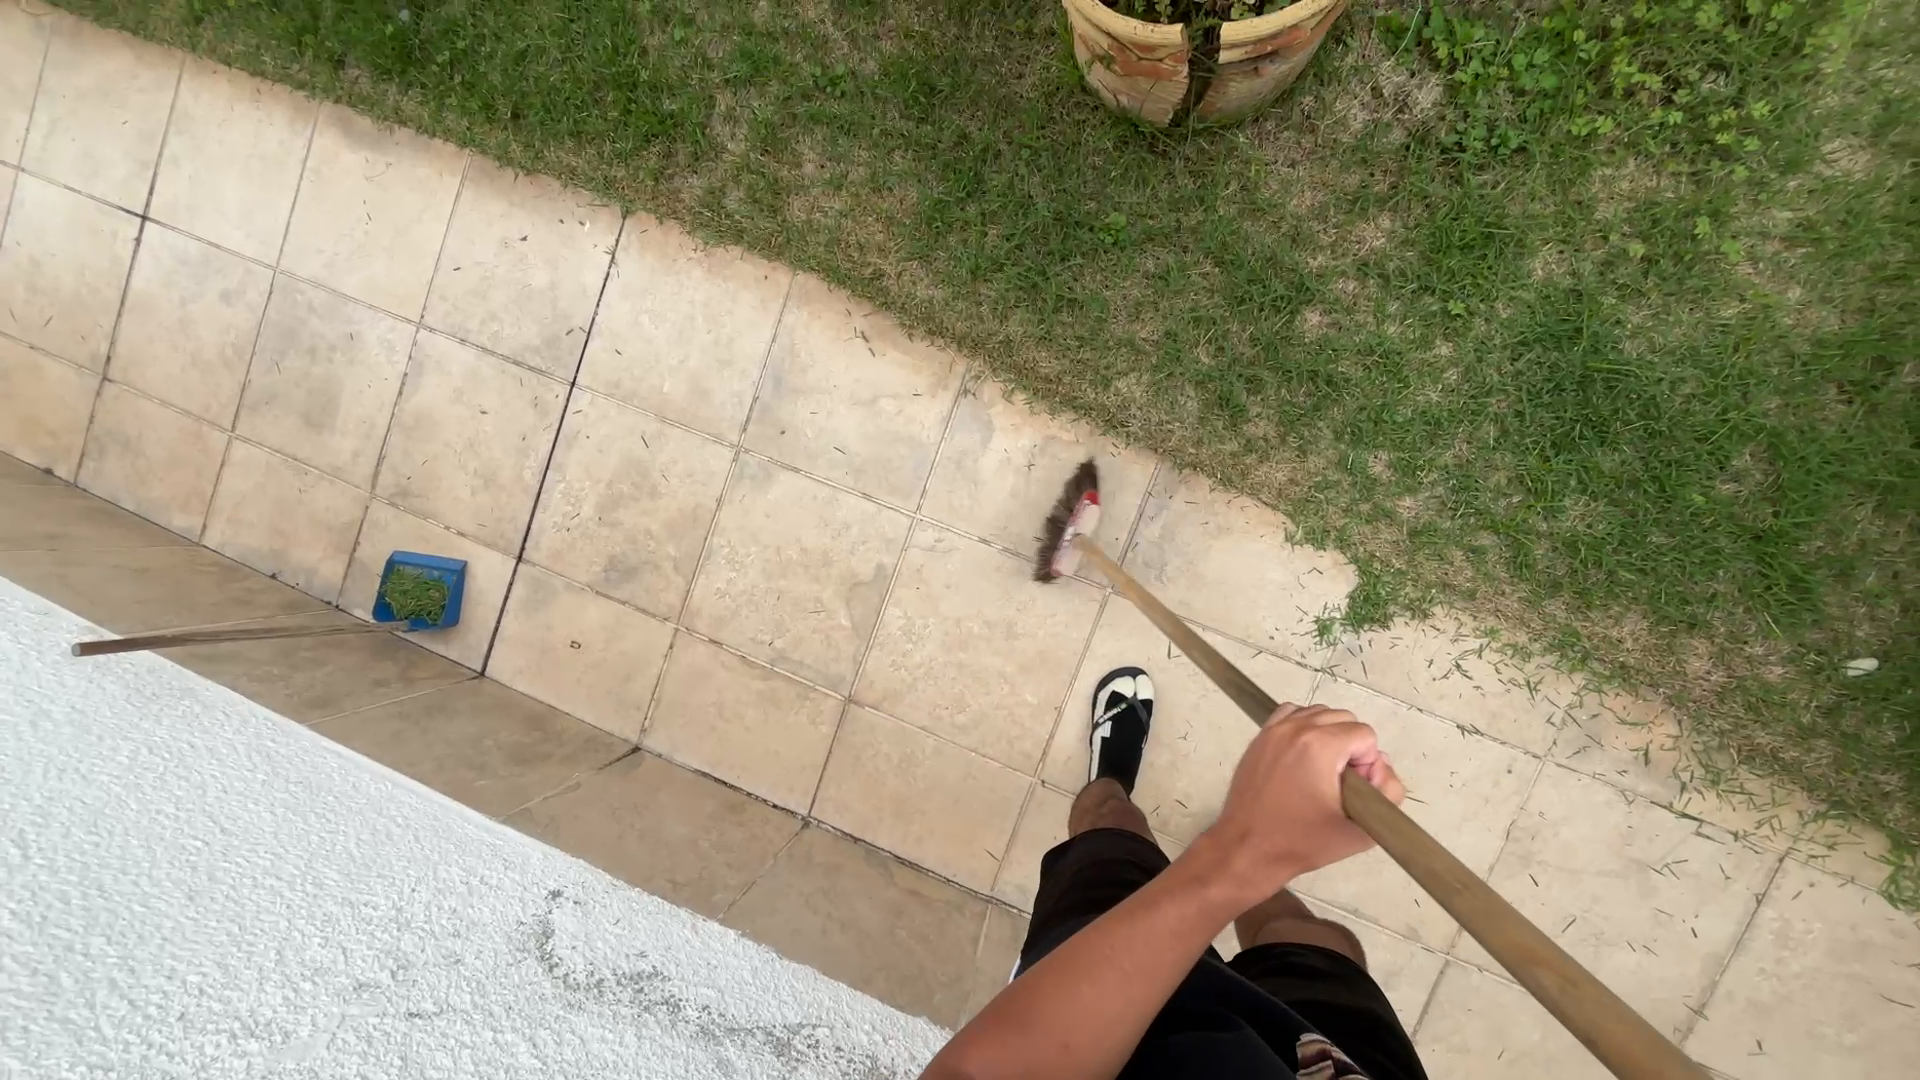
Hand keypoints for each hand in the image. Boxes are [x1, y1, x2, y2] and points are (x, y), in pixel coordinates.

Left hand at [1200, 703, 1404, 899]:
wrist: (1249, 845)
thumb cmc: (1302, 841)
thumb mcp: (1361, 829)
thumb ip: (1388, 794)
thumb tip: (1381, 766)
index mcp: (1318, 745)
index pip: (1365, 734)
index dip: (1369, 762)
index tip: (1356, 788)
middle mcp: (1294, 728)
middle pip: (1342, 718)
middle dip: (1353, 747)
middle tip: (1344, 782)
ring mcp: (1273, 729)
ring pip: (1317, 713)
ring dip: (1330, 735)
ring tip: (1326, 771)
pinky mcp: (1260, 737)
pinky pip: (1291, 714)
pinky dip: (1304, 727)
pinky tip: (1306, 757)